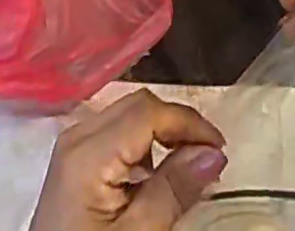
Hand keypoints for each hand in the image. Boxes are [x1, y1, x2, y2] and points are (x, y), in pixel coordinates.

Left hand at [29, 90, 227, 230]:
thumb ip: (174, 189)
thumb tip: (214, 153)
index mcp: (88, 151)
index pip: (148, 111)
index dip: (188, 123)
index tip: (221, 149)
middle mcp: (78, 133)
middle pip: (139, 105)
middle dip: (178, 124)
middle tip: (209, 157)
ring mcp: (73, 144)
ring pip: (129, 114)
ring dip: (163, 132)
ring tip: (190, 166)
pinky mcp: (75, 158)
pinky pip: (116, 132)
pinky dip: (144, 144)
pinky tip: (159, 174)